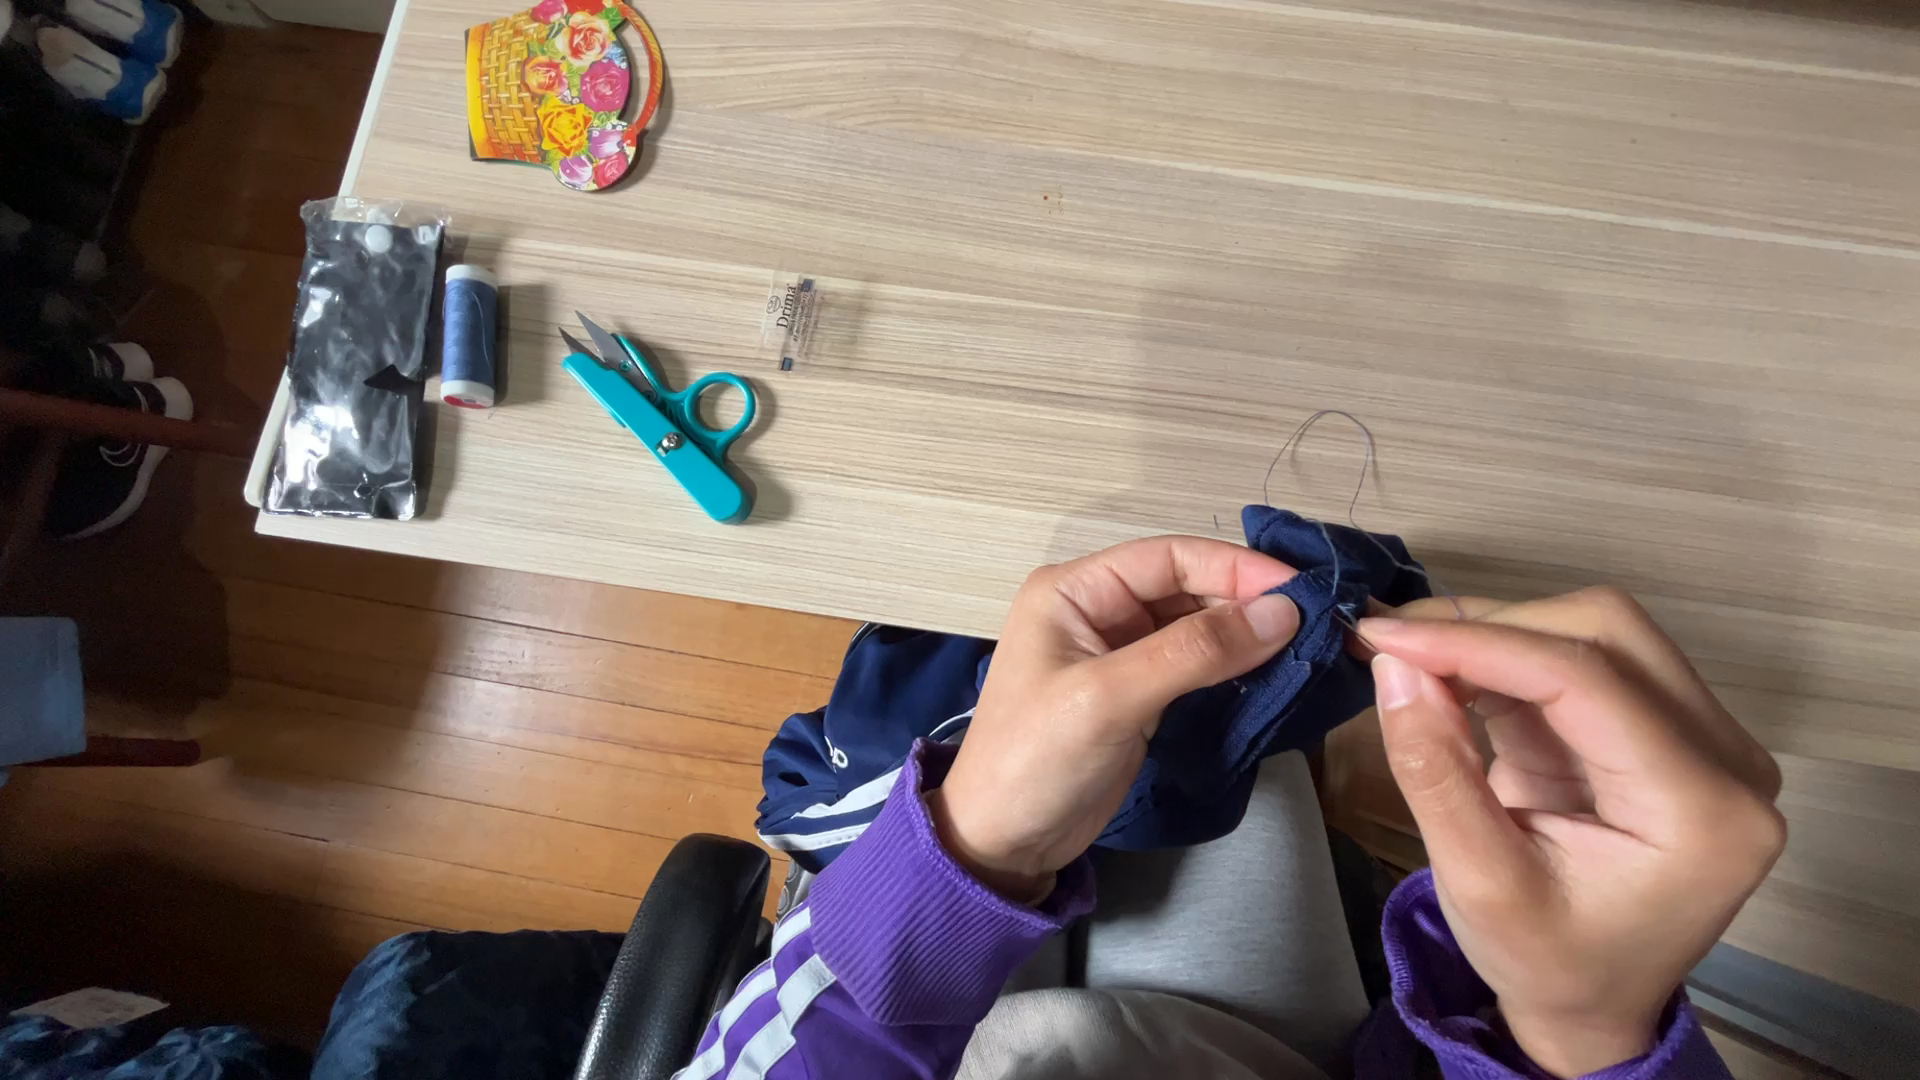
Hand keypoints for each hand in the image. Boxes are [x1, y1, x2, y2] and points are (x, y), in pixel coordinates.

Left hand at [930, 536, 1301, 901]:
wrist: (1004, 840)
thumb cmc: (1037, 759)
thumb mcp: (1108, 699)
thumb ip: (1192, 652)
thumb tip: (1281, 611)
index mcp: (1073, 590)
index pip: (1165, 557)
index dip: (1233, 566)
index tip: (1300, 588)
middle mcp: (1096, 608)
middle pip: (1183, 586)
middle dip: (1244, 598)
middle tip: (1316, 620)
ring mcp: (1117, 650)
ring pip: (1193, 623)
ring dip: (1243, 631)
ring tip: (1307, 642)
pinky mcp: (1135, 690)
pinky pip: (1192, 662)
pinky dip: (1230, 663)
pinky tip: (1269, 669)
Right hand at [1357, 588, 1784, 1077]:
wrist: (1586, 999)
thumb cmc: (1542, 959)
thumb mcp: (1475, 879)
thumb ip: (1434, 771)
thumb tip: (1392, 667)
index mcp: (1700, 810)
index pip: (1586, 680)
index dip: (1475, 643)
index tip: (1379, 639)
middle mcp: (1719, 758)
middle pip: (1602, 631)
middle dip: (1486, 625)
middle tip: (1391, 646)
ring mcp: (1689, 736)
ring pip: (1585, 628)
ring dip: (1487, 629)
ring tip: (1405, 656)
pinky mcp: (1643, 726)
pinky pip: (1565, 653)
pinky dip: (1491, 650)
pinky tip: (1438, 671)